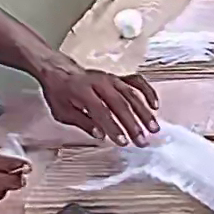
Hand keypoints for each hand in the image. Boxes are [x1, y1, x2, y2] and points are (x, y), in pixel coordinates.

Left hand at [35, 55, 158, 146]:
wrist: (59, 71)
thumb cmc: (60, 93)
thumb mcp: (62, 112)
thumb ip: (83, 123)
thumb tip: (100, 134)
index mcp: (82, 91)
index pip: (101, 111)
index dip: (113, 128)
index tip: (123, 142)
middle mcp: (99, 83)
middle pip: (120, 104)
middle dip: (133, 124)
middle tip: (142, 141)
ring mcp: (111, 79)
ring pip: (131, 96)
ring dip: (144, 113)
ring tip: (154, 128)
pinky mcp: (118, 78)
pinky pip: (136, 82)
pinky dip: (147, 93)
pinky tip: (155, 106)